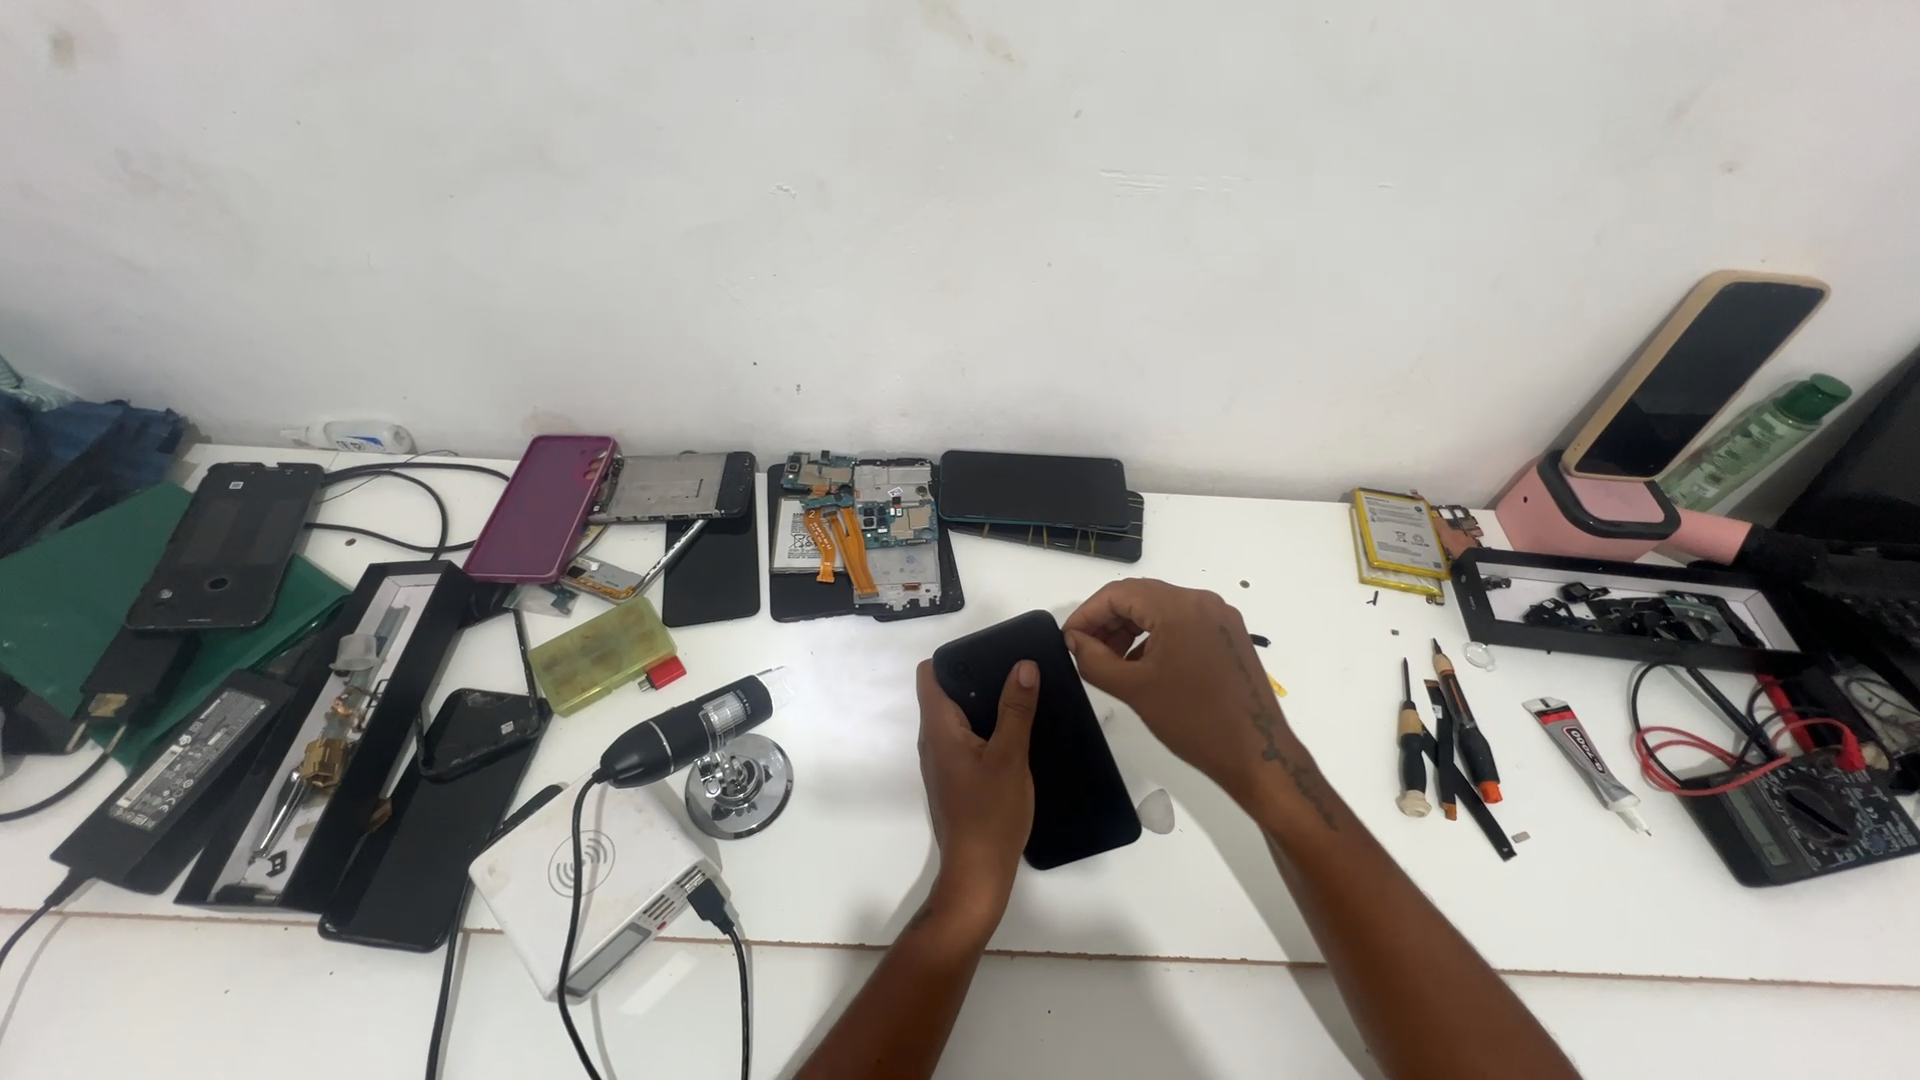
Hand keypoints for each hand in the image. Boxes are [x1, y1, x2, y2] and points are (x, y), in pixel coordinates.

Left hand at [914, 659, 1037, 934]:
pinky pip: (966, 737)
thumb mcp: (1010, 756)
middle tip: (1013, 668)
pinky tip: (1014, 731)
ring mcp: (943, 761)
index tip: (987, 652)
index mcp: (939, 728)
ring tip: (1018, 693)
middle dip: (975, 676)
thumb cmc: (991, 813)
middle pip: (944, 692)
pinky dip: (985, 726)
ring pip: (957, 716)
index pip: (929, 675)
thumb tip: (1023, 665)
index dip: (954, 657)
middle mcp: (933, 741)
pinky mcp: (955, 778)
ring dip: (982, 702)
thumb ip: (1016, 709)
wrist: (978, 872)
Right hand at [1063, 578, 1298, 808]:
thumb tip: (1074, 640)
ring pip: (1161, 610)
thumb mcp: (1133, 689)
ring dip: (1130, 629)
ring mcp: (1221, 618)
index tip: (1068, 638)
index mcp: (1180, 608)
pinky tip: (1142, 665)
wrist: (1256, 754)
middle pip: (1141, 597)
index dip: (1087, 613)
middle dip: (1108, 620)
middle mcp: (1203, 602)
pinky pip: (1182, 623)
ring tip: (1110, 661)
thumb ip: (1093, 659)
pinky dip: (1156, 637)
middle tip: (1084, 649)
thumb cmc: (1192, 721)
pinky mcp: (1230, 636)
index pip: (1119, 593)